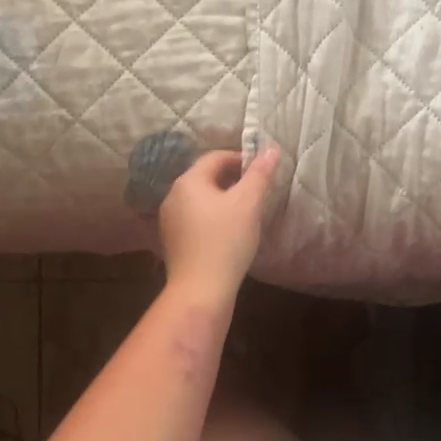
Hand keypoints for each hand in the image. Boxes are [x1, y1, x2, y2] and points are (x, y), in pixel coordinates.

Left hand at [157, 146, 280, 299]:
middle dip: (232, 179)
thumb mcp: (248, 203)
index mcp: (188, 181)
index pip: (215, 157)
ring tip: (246, 212)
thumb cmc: (226, 241)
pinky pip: (195, 219)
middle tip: (257, 190)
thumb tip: (271, 149)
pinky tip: (228, 233)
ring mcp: (169, 221)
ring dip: (223, 199)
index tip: (262, 169)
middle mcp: (173, 196)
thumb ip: (260, 173)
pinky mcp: (173, 242)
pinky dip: (212, 218)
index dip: (240, 158)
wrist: (200, 291)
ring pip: (200, 200)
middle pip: (206, 177)